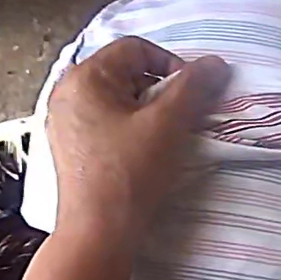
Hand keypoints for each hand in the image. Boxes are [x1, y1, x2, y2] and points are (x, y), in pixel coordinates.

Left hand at [44, 37, 229, 237]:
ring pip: (119, 99)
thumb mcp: (169, 124)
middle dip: (160, 90)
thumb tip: (216, 63)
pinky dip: (131, 129)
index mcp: (85, 78)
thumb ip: (194, 87)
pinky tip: (144, 153)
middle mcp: (67, 93)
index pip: (136, 48)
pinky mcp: (71, 147)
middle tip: (181, 118)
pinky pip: (107, 122)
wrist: (100, 231)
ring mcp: (65, 121)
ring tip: (165, 138)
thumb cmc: (131, 173)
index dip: (172, 65)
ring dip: (148, 111)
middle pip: (126, 72)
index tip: (192, 94)